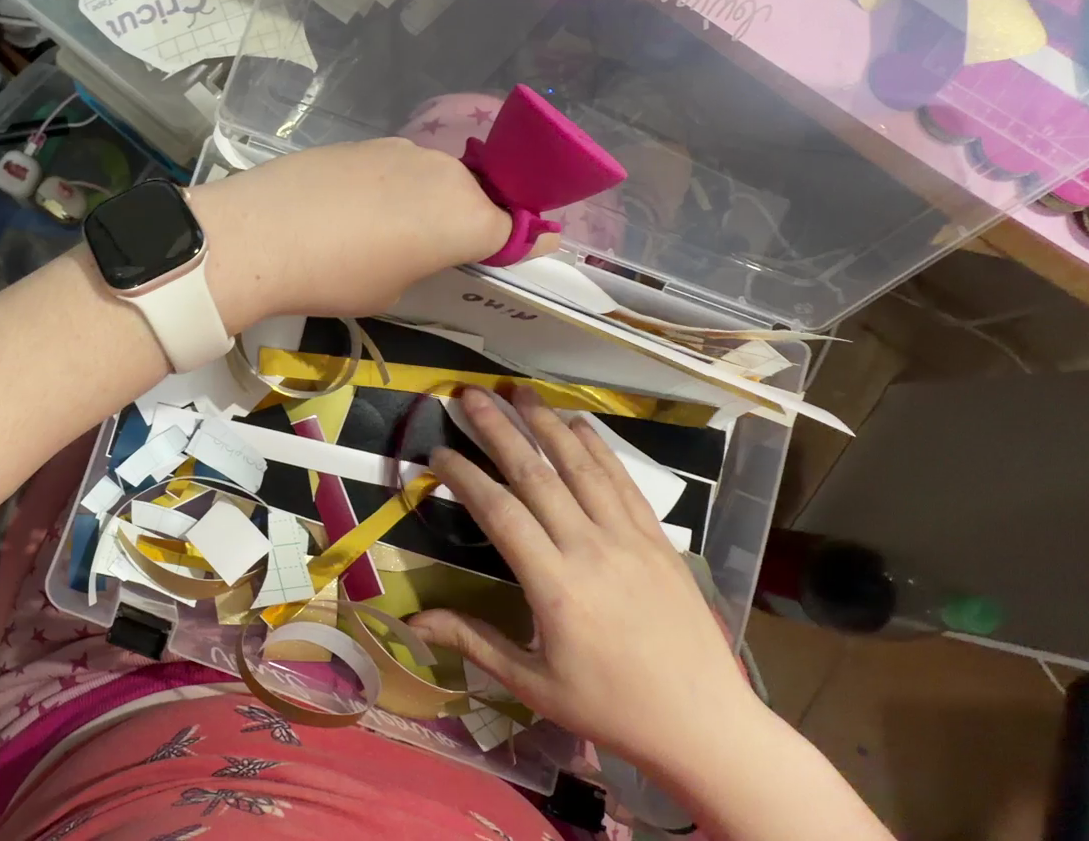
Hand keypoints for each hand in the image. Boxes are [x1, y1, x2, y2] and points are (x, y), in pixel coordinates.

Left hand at [191, 139, 549, 328]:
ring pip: (430, 177)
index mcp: (466, 217)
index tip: (515, 250)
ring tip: (381, 230)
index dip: (516, 242)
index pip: (513, 228)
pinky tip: (348, 209)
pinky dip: (384, 186)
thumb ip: (425, 263)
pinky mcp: (359, 142)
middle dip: (465, 218)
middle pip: (474, 195)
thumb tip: (424, 246)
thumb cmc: (332, 277)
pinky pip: (391, 167)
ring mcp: (399, 150)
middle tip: (434, 248)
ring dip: (421, 199)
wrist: (257, 235)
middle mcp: (443, 173)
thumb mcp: (389, 290)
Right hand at [408, 386, 763, 773]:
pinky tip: (579, 423)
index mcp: (556, 587)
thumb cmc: (610, 707)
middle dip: (500, 430)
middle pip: (537, 475)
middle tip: (470, 395)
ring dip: (548, 425)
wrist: (706, 726)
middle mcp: (592, 551)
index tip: (437, 453)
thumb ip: (472, 640)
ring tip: (519, 391)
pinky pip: (624, 484)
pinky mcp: (659, 543)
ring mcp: (631, 541)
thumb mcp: (532, 684)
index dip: (465, 477)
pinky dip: (599, 449)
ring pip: (583, 468)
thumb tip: (410, 623)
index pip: (500, 513)